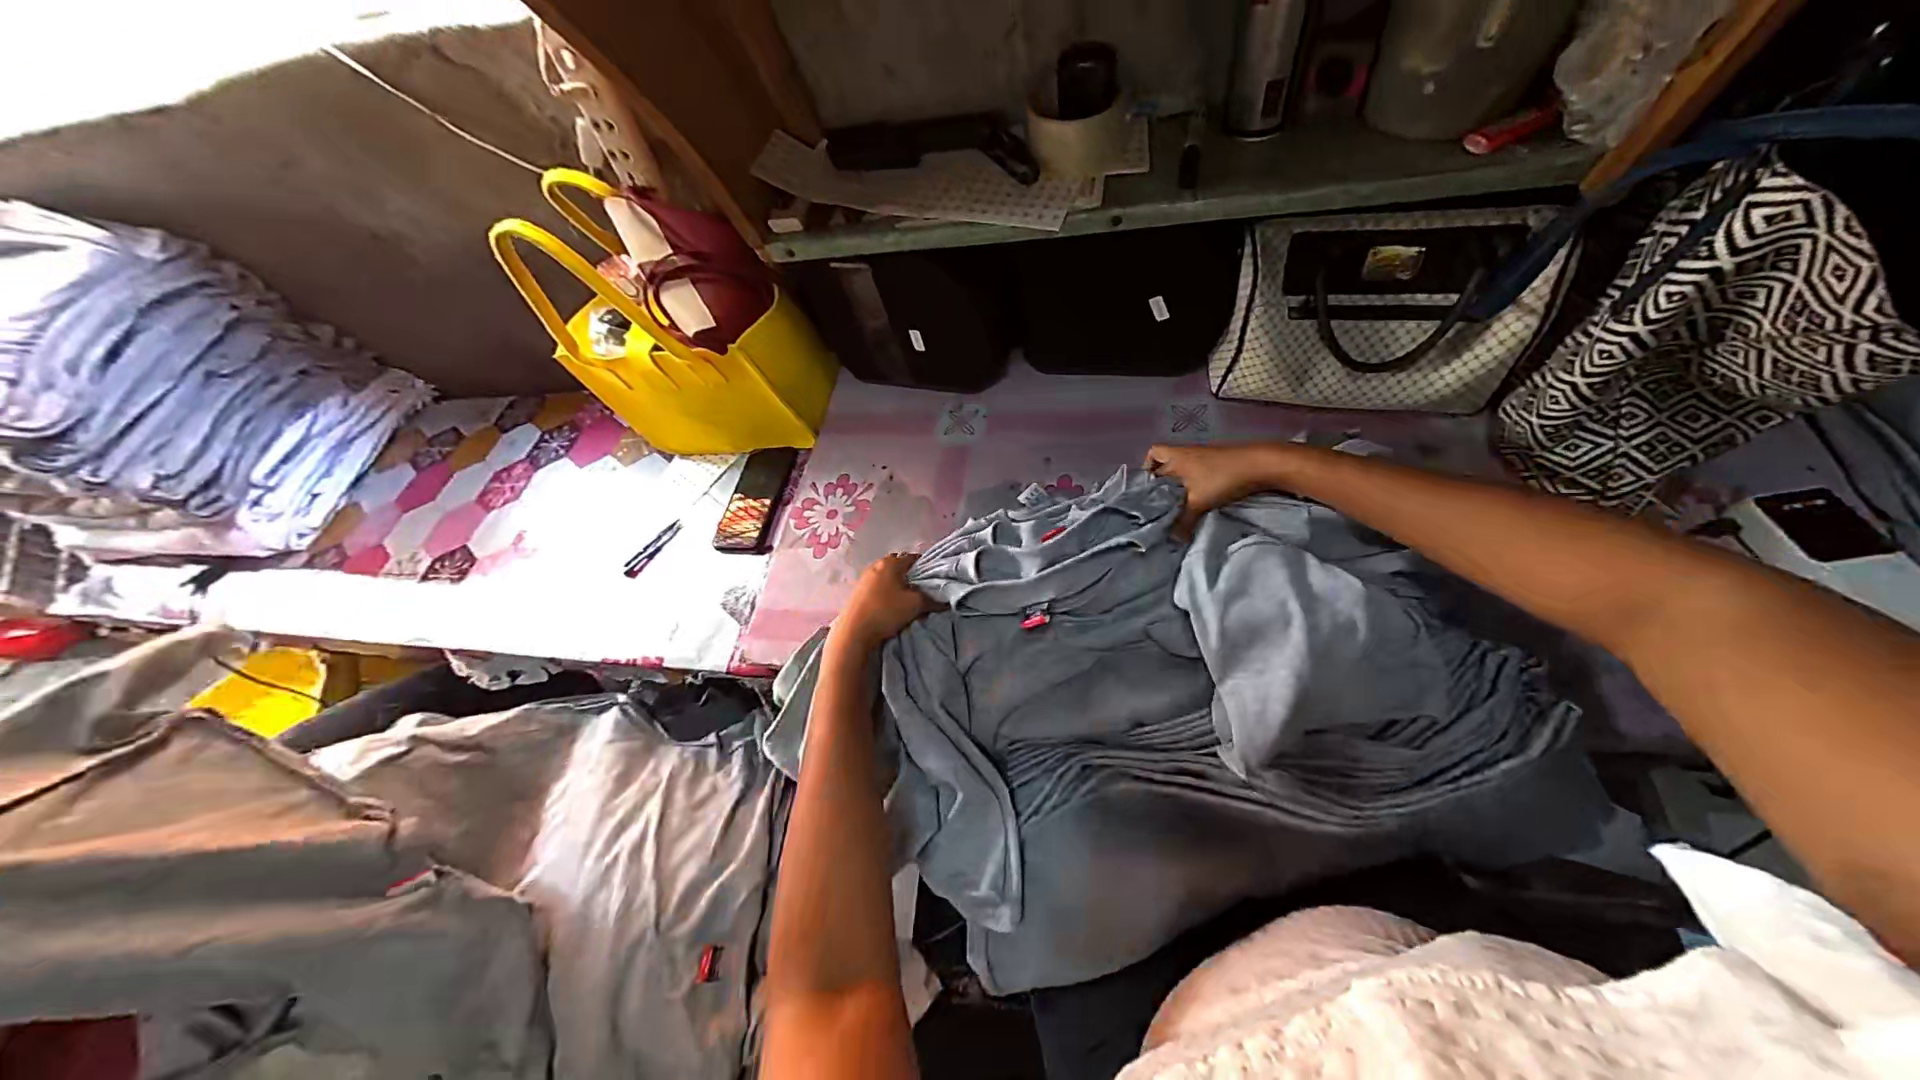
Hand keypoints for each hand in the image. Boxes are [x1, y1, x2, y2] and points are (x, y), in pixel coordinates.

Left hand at [829, 553, 936, 652]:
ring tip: (905, 599)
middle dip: (910, 575)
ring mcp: (864, 577)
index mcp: (891, 563)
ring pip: (887, 575)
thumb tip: (945, 601)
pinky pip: (877, 585)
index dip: (926, 567)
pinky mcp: (857, 590)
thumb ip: (932, 600)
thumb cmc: (886, 611)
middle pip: (899, 565)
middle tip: (920, 589)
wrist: (854, 631)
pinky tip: (889, 604)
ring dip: (897, 583)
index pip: (914, 557)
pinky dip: (886, 590)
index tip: (933, 579)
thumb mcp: (915, 605)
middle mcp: (876, 565)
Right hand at [1144, 443, 1289, 532]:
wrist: (1261, 465)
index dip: (1147, 470)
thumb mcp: (1199, 502)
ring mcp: (1204, 457)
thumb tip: (1174, 539)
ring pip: (1183, 470)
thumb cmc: (1222, 478)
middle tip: (1161, 503)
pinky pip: (1197, 474)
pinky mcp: (1218, 463)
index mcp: (1176, 456)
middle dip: (1162, 482)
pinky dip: (1194, 486)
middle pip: (1166, 464)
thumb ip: (1183, 521)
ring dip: (1179, 486)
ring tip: (1179, 505)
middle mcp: (1187, 453)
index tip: (1148, 490)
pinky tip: (1198, 501)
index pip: (1152, 455)